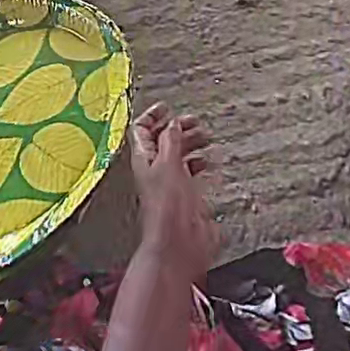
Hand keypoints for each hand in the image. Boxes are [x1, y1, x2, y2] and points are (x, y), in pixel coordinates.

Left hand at [131, 103, 215, 278]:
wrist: (178, 243)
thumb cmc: (168, 207)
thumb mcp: (168, 164)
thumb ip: (171, 140)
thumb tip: (172, 123)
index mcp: (144, 159)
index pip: (141, 130)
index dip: (152, 116)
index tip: (167, 107)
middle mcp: (154, 169)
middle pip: (162, 140)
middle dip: (177, 127)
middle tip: (194, 121)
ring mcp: (169, 182)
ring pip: (178, 153)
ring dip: (191, 142)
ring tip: (206, 137)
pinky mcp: (184, 194)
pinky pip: (191, 170)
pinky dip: (200, 161)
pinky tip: (208, 162)